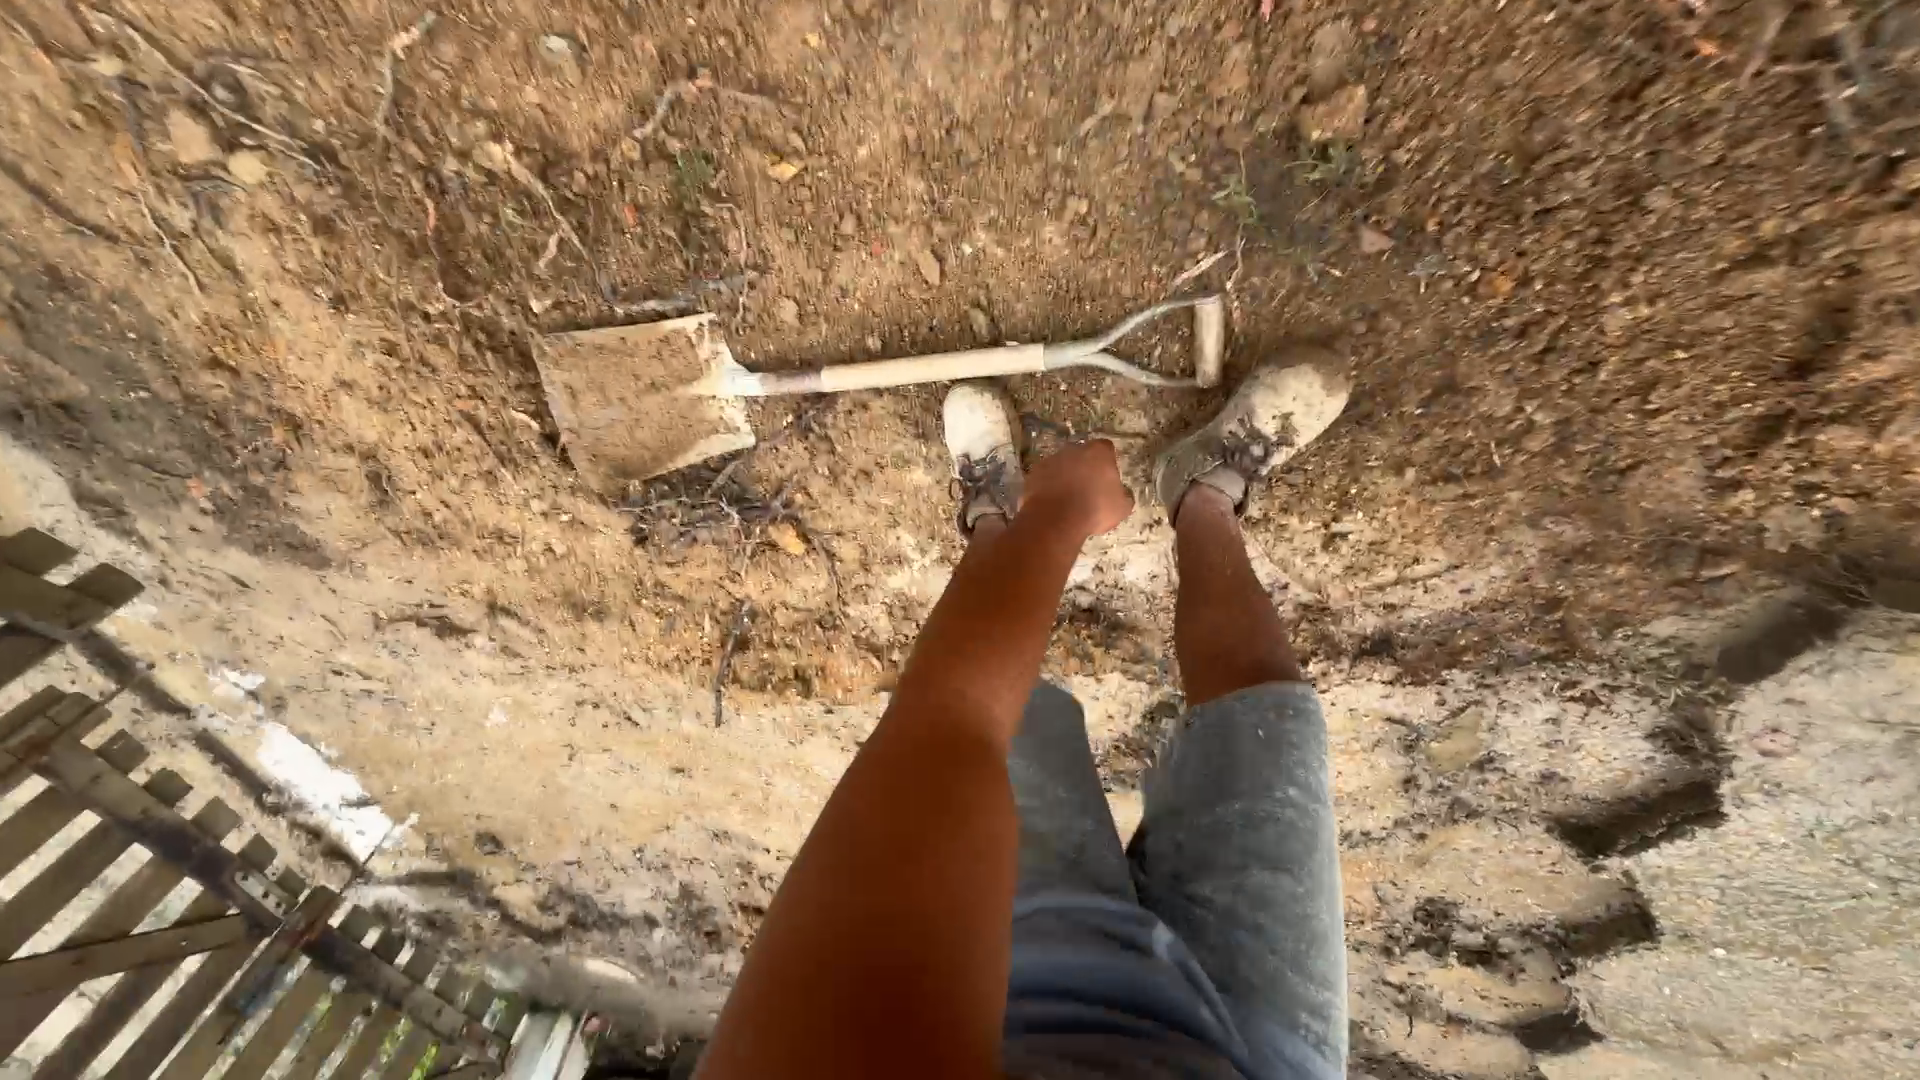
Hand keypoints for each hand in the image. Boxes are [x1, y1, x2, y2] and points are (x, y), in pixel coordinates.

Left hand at [1020, 439, 1134, 537]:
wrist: (1057, 519)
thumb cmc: (1095, 509)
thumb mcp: (1121, 507)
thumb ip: (1123, 495)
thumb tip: (1122, 494)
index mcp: (1098, 452)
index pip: (1106, 448)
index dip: (1107, 462)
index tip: (1107, 477)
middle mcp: (1073, 449)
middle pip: (1081, 455)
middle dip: (1084, 468)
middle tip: (1087, 489)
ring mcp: (1050, 460)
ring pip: (1061, 465)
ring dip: (1064, 477)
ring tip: (1067, 500)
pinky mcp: (1033, 474)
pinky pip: (1044, 478)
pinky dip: (1048, 487)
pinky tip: (1052, 504)